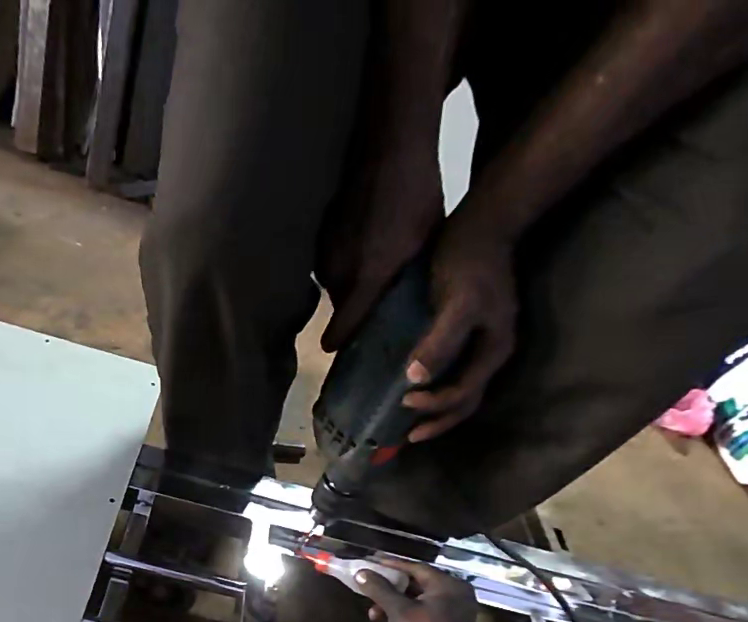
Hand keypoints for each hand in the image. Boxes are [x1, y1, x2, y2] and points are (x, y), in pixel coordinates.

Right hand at [318, 143, 444, 353]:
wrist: (389, 143)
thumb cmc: (417, 196)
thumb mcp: (426, 244)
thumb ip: (410, 280)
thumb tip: (407, 306)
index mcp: (369, 275)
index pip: (344, 324)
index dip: (340, 341)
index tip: (335, 352)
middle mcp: (341, 267)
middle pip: (341, 305)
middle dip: (352, 312)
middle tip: (371, 312)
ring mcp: (327, 248)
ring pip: (334, 283)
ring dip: (347, 286)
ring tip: (369, 278)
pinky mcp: (321, 231)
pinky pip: (328, 261)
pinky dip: (342, 263)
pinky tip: (361, 249)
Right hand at [351, 556, 483, 621]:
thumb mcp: (399, 612)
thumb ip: (380, 590)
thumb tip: (361, 573)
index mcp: (448, 584)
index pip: (416, 567)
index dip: (391, 565)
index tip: (371, 562)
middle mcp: (455, 593)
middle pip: (417, 582)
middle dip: (390, 587)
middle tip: (369, 584)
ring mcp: (454, 611)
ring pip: (419, 599)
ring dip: (395, 603)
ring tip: (373, 610)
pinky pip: (424, 612)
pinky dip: (406, 613)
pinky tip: (387, 620)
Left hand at [400, 215, 517, 442]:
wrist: (484, 222)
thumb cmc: (469, 261)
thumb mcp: (456, 302)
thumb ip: (440, 342)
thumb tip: (417, 379)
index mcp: (494, 352)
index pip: (464, 395)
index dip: (434, 406)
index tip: (404, 402)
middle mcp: (492, 354)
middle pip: (466, 402)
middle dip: (437, 421)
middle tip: (406, 437)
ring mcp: (484, 344)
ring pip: (462, 389)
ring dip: (438, 409)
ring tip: (411, 422)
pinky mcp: (472, 333)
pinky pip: (456, 370)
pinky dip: (437, 385)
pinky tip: (418, 387)